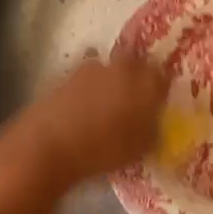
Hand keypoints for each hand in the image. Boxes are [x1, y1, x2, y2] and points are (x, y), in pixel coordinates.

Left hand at [16, 53, 165, 182]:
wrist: (50, 144)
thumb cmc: (105, 148)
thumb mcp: (142, 146)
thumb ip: (152, 127)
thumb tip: (152, 119)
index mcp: (147, 81)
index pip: (162, 75)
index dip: (160, 88)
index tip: (157, 102)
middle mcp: (122, 67)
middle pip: (134, 65)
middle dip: (135, 79)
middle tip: (133, 102)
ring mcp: (91, 68)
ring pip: (107, 70)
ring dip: (109, 83)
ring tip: (105, 108)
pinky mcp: (65, 75)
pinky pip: (84, 81)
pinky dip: (87, 92)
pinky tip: (83, 112)